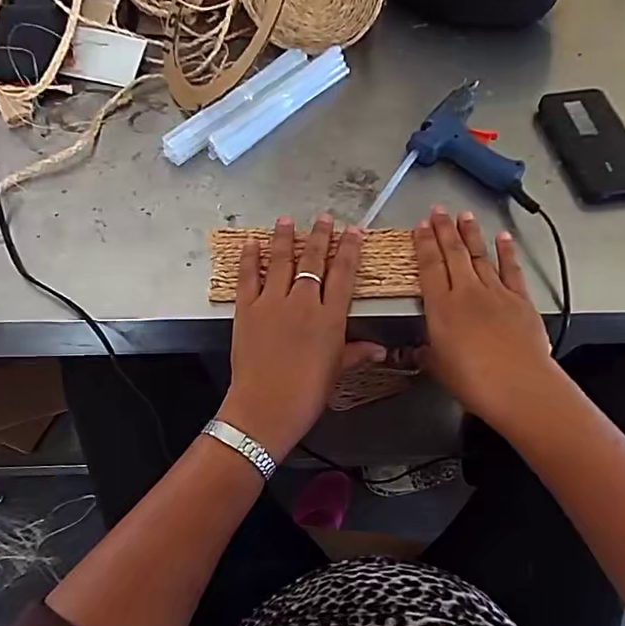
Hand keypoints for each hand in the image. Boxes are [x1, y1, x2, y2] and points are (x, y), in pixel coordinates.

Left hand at [219, 214, 383, 458]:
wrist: (266, 407)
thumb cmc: (306, 394)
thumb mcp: (336, 372)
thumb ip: (356, 353)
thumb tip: (379, 349)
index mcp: (330, 317)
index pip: (344, 274)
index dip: (349, 249)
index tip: (353, 231)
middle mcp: (303, 303)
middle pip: (313, 260)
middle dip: (321, 236)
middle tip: (325, 218)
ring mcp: (272, 303)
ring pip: (281, 261)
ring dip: (285, 238)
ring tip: (287, 220)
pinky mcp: (246, 310)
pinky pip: (248, 276)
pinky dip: (249, 258)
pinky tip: (251, 243)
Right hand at [414, 206, 557, 426]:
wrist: (518, 386)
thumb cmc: (476, 382)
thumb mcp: (438, 367)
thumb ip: (427, 352)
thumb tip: (420, 351)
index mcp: (442, 307)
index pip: (429, 266)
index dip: (425, 243)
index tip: (421, 227)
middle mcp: (468, 293)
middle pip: (454, 253)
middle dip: (445, 229)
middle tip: (439, 211)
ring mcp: (496, 294)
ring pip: (481, 255)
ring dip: (472, 234)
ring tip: (465, 216)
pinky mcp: (521, 301)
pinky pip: (511, 269)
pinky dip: (507, 252)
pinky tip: (504, 239)